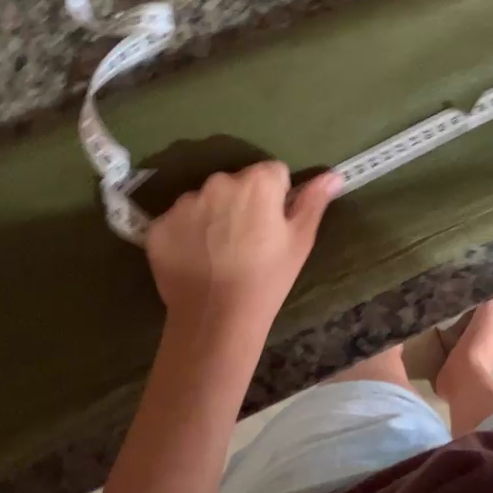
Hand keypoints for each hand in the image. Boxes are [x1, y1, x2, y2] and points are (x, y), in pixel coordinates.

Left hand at [145, 162, 341, 332]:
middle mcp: (219, 182)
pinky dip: (186, 233)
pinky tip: (196, 259)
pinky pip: (178, 220)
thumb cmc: (267, 279)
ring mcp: (185, 202)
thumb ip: (314, 200)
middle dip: (242, 202)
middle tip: (247, 240)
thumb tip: (333, 174)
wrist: (216, 320)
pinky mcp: (160, 225)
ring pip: (205, 199)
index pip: (272, 172)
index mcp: (257, 181)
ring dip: (213, 215)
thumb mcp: (300, 240)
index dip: (276, 197)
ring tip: (219, 252)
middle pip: (236, 183)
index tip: (272, 224)